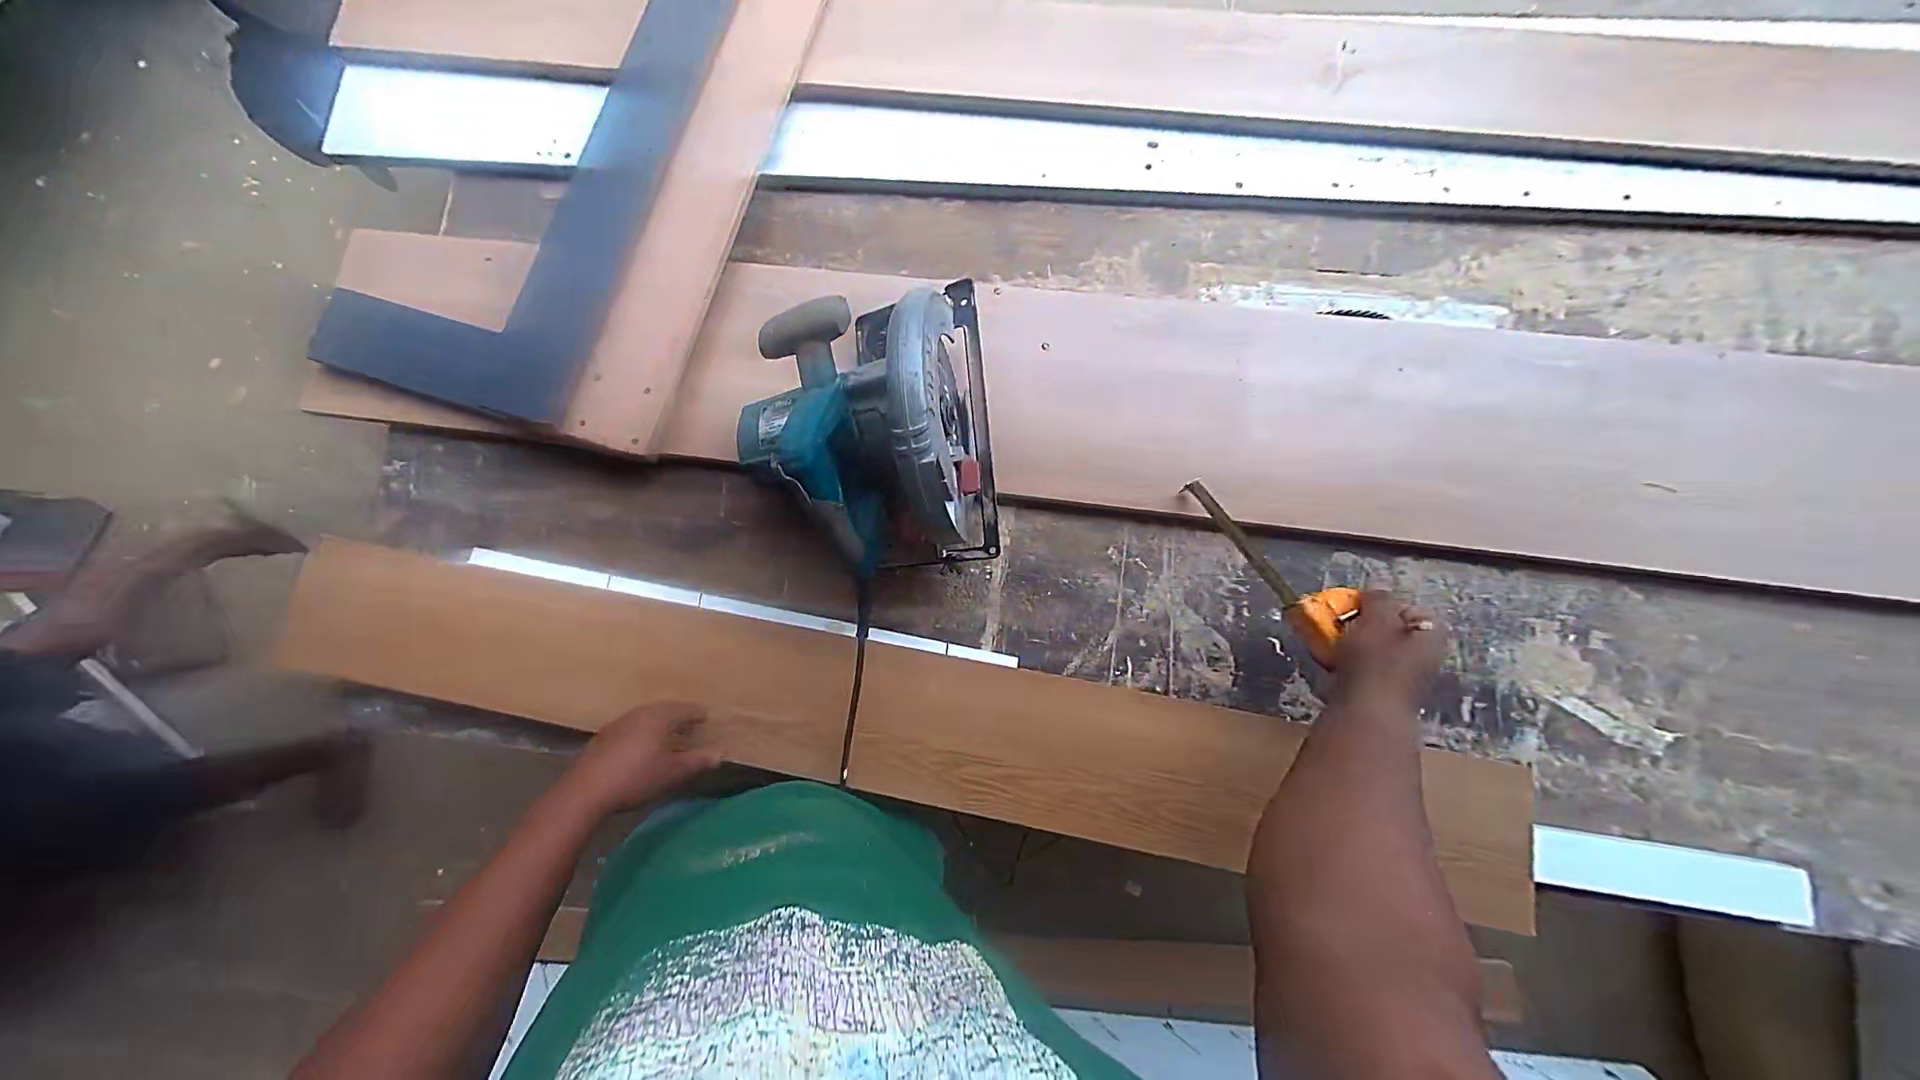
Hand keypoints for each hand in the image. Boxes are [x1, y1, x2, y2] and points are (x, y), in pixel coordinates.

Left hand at [559, 702, 723, 816]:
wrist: (584, 791)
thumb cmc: (636, 777)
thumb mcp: (672, 773)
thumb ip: (698, 761)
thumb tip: (720, 754)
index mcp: (660, 717)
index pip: (685, 709)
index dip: (698, 714)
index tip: (706, 719)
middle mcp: (639, 713)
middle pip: (665, 709)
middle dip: (679, 716)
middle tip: (690, 724)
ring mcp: (618, 724)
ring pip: (646, 717)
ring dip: (660, 723)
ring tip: (667, 735)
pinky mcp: (603, 738)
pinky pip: (631, 727)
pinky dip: (643, 731)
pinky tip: (641, 746)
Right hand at [1330, 590, 1445, 708]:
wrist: (1366, 712)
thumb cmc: (1376, 660)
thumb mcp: (1377, 618)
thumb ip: (1378, 598)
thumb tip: (1374, 594)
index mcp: (1431, 635)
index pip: (1405, 607)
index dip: (1377, 603)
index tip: (1352, 607)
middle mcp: (1423, 655)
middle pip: (1386, 629)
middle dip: (1358, 623)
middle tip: (1338, 624)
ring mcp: (1404, 677)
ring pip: (1371, 649)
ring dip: (1348, 643)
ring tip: (1327, 642)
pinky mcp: (1381, 693)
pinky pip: (1361, 669)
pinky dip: (1344, 663)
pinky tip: (1330, 663)